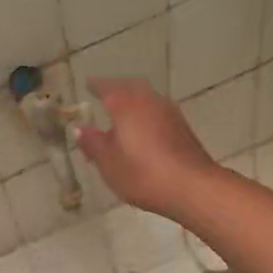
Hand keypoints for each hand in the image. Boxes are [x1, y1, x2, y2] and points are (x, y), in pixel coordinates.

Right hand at [74, 78, 223, 216]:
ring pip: (145, 101)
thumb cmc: (143, 174)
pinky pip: (157, 115)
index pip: (105, 87)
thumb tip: (81, 128)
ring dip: (133, 106)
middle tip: (105, 99)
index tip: (87, 85)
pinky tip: (143, 133)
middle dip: (116, 92)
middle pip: (128, 89)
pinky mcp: (183, 127)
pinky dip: (146, 118)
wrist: (192, 187)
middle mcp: (148, 99)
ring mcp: (169, 111)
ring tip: (122, 118)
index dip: (95, 86)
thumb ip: (93, 143)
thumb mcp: (109, 163)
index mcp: (125, 103)